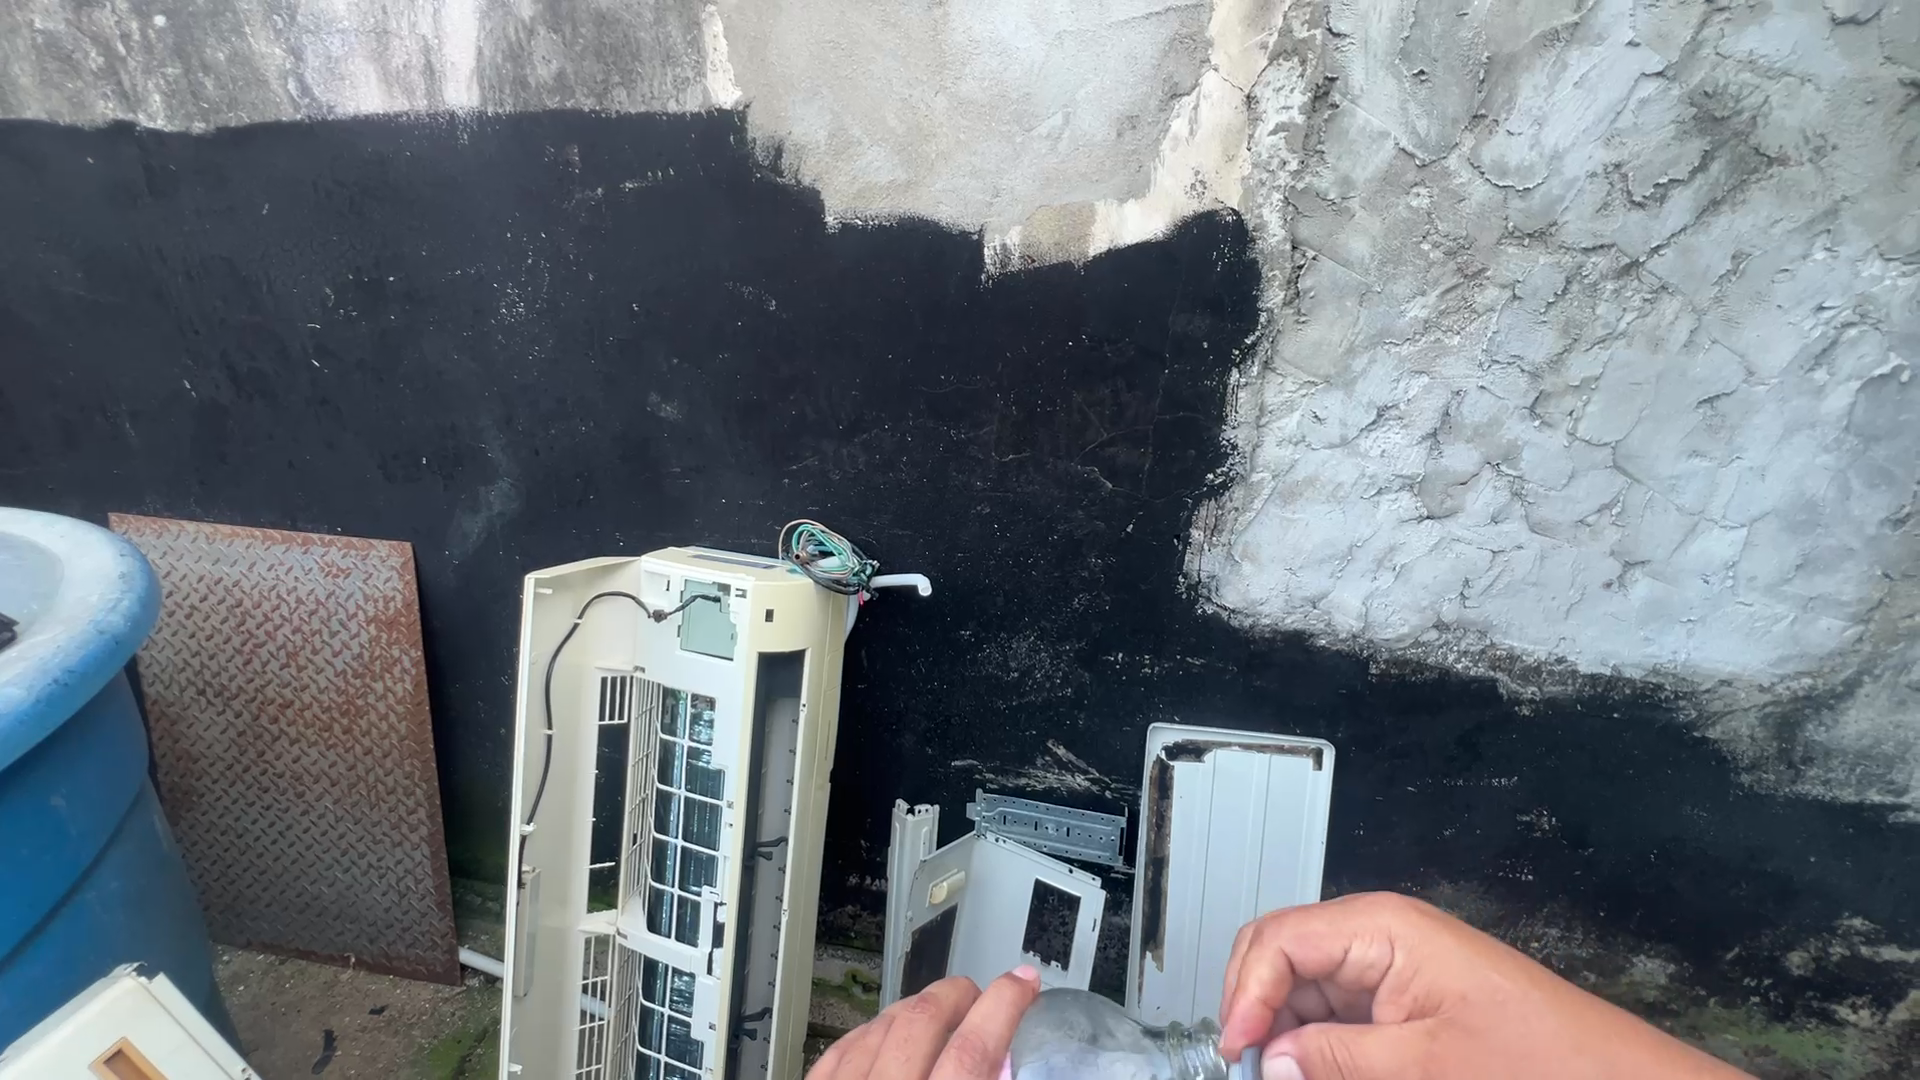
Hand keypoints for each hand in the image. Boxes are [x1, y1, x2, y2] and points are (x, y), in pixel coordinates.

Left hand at [808, 968, 1040, 1079]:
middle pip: (924, 1019)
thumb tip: (1003, 1060)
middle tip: (982, 995)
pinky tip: (887, 1029)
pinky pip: (842, 1047)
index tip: (1024, 982)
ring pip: (883, 1022)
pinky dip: (872, 1031)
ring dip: (918, 1007)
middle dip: (960, 994)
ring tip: (940, 1013)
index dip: (1004, 1005)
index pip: (973, 1050)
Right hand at [1219, 892, 1750, 1079]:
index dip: (1247, 991)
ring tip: (1278, 1074)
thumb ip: (1337, 1060)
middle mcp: (1373, 932)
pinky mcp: (1400, 993)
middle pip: (1281, 952)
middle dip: (1256, 1004)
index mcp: (1377, 926)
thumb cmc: (1544, 1064)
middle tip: (1245, 1066)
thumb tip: (1269, 1063)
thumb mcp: (1429, 1067)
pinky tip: (1312, 1070)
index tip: (1235, 1053)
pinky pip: (1335, 1007)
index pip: (1280, 940)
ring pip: (1301, 982)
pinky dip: (1315, 1039)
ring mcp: (1386, 961)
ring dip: (1283, 1027)